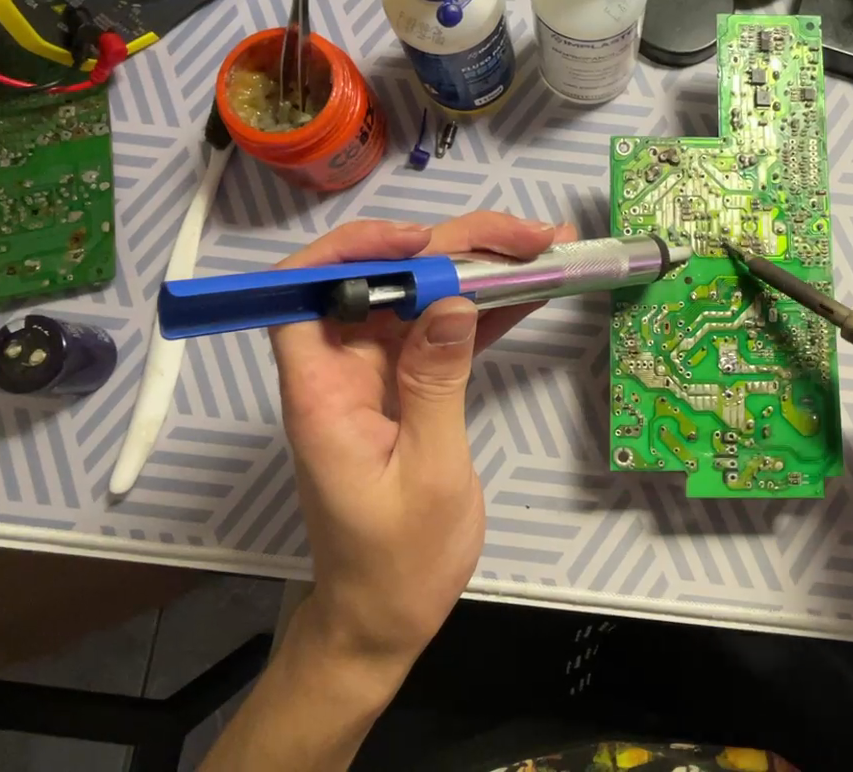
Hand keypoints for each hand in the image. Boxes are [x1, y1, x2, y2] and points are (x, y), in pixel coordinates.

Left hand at [270, 213, 573, 669]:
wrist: (386, 613)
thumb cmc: (397, 562)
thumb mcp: (427, 475)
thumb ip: (435, 384)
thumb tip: (450, 301)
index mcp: (323, 391)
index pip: (306, 295)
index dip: (354, 252)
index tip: (422, 241)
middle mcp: (345, 370)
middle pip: (386, 283)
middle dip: (454, 248)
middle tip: (531, 238)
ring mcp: (380, 375)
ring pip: (423, 299)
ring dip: (482, 269)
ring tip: (546, 250)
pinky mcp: (412, 385)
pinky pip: (446, 333)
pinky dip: (487, 310)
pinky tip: (531, 289)